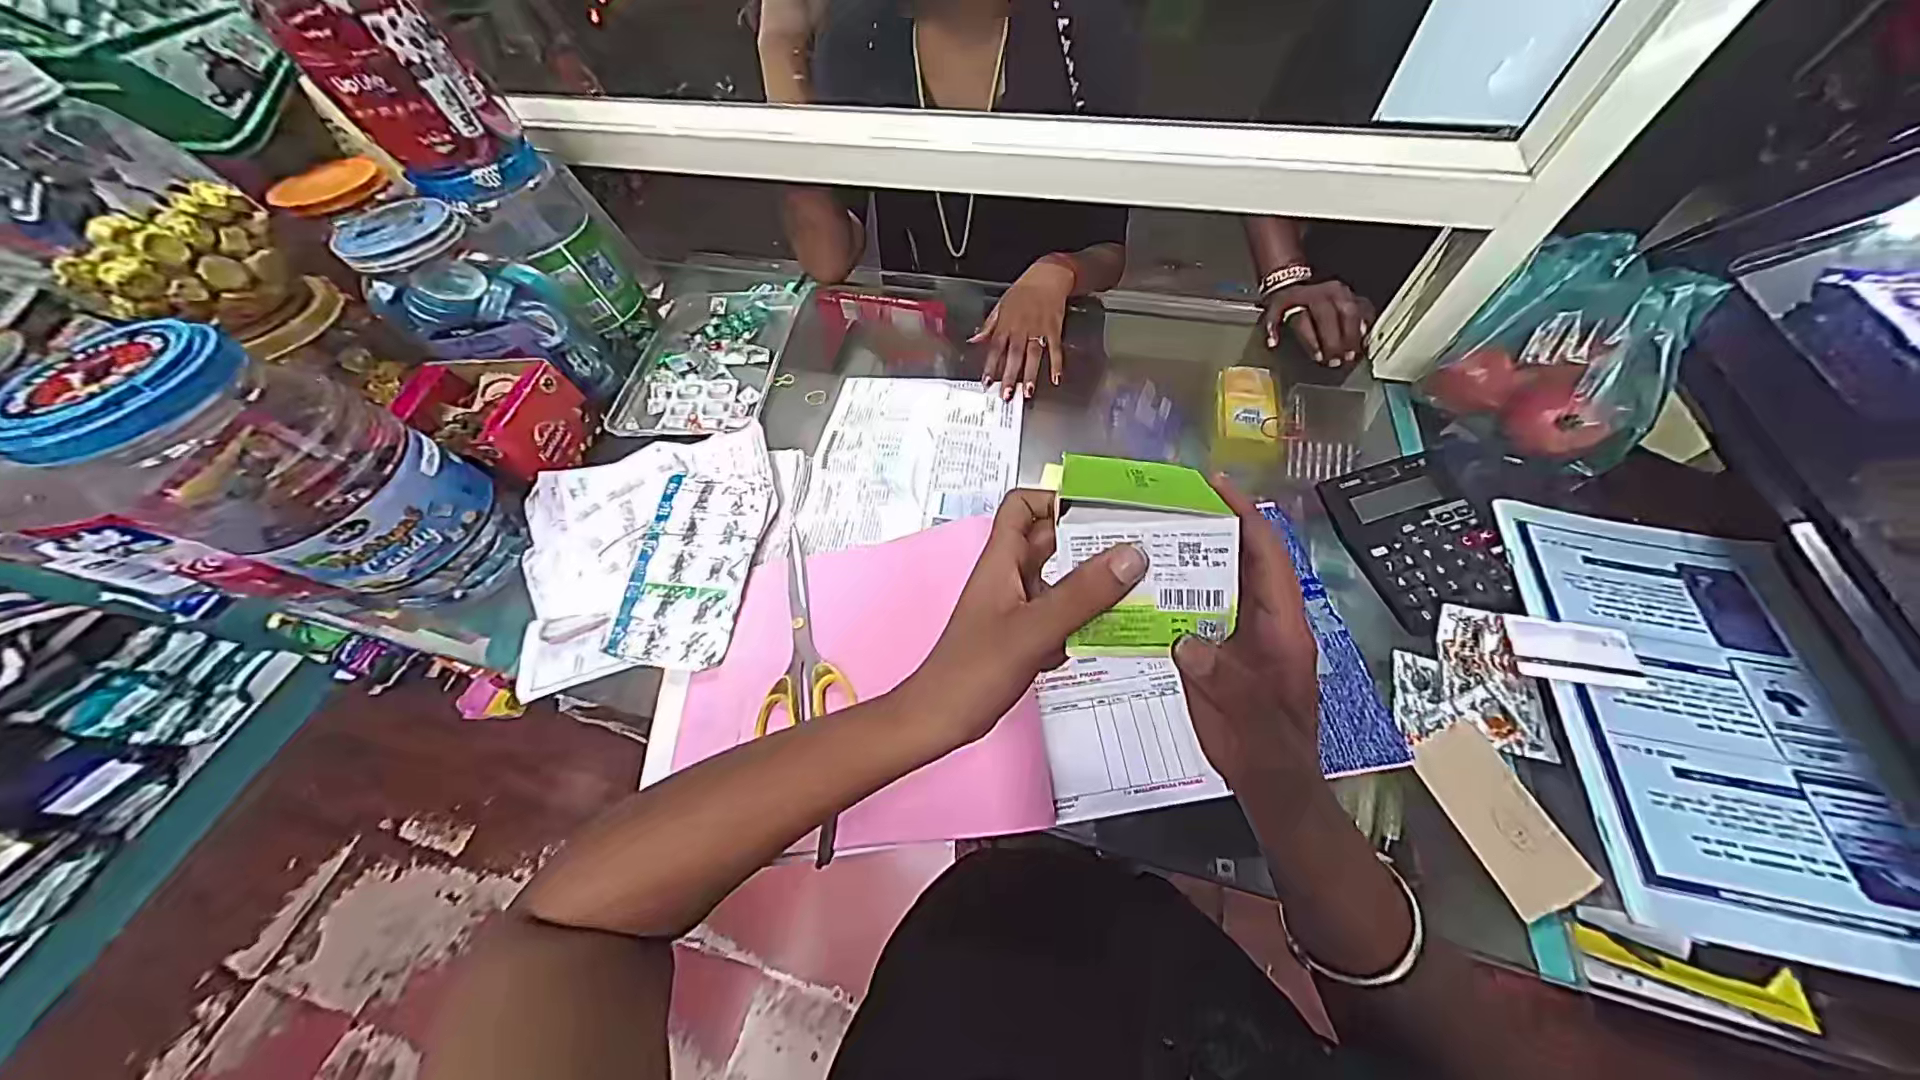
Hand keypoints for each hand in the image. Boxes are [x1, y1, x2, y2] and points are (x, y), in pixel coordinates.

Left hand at [900, 489, 1145, 744]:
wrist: (941, 720)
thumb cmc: (972, 671)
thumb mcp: (1033, 629)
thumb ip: (1082, 593)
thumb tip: (1131, 554)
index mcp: (1002, 560)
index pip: (1024, 506)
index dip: (1057, 499)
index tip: (1102, 511)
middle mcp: (1011, 577)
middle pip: (1054, 544)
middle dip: (1094, 544)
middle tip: (1142, 551)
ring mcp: (1018, 606)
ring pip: (1063, 582)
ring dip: (1095, 586)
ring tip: (1141, 592)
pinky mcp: (1025, 635)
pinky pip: (1062, 615)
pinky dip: (1085, 621)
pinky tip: (1111, 636)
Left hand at [971, 256, 1074, 399]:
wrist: (1047, 276)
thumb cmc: (1023, 291)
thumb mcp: (1001, 306)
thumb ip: (988, 326)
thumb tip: (974, 340)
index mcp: (1006, 324)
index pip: (995, 348)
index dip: (990, 366)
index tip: (986, 382)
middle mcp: (1021, 328)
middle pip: (1014, 355)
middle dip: (1010, 376)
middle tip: (1007, 394)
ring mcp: (1038, 329)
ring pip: (1033, 355)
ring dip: (1031, 374)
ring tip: (1028, 391)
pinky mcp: (1054, 329)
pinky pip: (1055, 349)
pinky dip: (1056, 364)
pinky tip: (1055, 378)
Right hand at [1172, 476, 1321, 790]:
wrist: (1271, 786)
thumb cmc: (1271, 753)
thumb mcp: (1254, 723)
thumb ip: (1227, 683)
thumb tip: (1188, 643)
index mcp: (1283, 630)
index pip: (1269, 561)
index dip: (1246, 521)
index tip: (1219, 490)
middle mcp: (1263, 625)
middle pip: (1240, 563)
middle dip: (1211, 530)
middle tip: (1171, 508)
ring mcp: (1240, 638)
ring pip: (1216, 586)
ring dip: (1189, 562)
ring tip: (1152, 540)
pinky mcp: (1218, 652)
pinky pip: (1196, 613)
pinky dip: (1175, 596)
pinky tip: (1146, 592)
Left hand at [1262, 279, 1374, 366]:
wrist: (1296, 280)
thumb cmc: (1286, 301)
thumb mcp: (1273, 310)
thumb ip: (1272, 327)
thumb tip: (1272, 343)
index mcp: (1306, 297)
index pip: (1311, 321)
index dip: (1315, 340)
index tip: (1319, 357)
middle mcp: (1326, 293)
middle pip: (1334, 318)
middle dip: (1337, 341)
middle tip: (1338, 361)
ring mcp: (1343, 292)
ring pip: (1352, 314)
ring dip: (1353, 336)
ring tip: (1352, 355)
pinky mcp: (1354, 294)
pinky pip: (1365, 309)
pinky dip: (1366, 325)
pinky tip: (1364, 341)